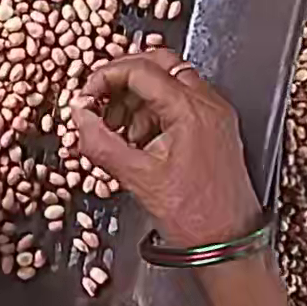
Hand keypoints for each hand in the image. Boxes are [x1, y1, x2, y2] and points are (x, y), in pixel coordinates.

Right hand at [70, 49, 261, 248]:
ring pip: (167, 79)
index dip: (104, 77)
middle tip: (98, 99)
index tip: (86, 97)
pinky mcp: (212, 127)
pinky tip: (136, 137)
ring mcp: (213, 114)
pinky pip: (176, 100)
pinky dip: (150, 109)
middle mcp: (208, 104)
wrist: (227, 243)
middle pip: (157, 62)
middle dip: (120, 78)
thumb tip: (78, 116)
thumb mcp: (135, 176)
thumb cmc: (192, 214)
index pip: (140, 70)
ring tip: (117, 127)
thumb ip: (100, 141)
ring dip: (134, 95)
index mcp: (191, 111)